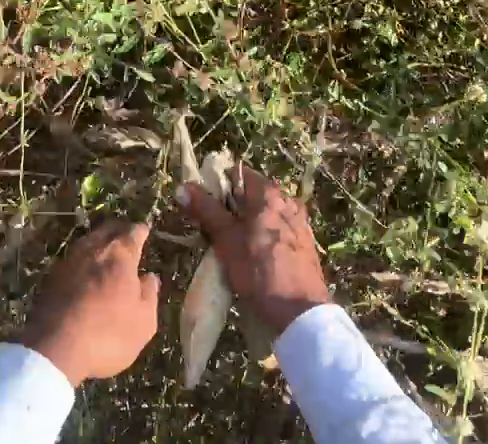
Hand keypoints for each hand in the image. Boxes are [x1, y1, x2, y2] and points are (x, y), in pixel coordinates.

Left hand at [18, 220, 161, 384]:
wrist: (56, 347)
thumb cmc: (109, 334)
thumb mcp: (143, 322)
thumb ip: (149, 295)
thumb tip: (150, 276)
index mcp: (120, 256)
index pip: (133, 233)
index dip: (140, 230)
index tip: (145, 229)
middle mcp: (94, 250)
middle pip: (108, 230)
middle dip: (119, 229)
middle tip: (126, 233)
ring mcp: (70, 260)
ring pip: (88, 241)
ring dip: (99, 241)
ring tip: (106, 249)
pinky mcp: (52, 276)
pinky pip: (73, 258)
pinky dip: (84, 259)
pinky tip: (85, 270)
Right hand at [178, 164, 331, 332]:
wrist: (301, 314)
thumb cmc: (259, 271)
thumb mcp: (226, 239)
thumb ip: (206, 210)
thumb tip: (183, 186)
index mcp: (269, 193)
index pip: (237, 173)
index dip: (217, 185)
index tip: (204, 205)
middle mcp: (288, 201)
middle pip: (251, 194)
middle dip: (230, 208)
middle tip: (214, 230)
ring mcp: (299, 223)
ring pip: (264, 214)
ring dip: (246, 224)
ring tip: (232, 247)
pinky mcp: (304, 245)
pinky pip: (277, 231)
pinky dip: (262, 237)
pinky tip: (254, 259)